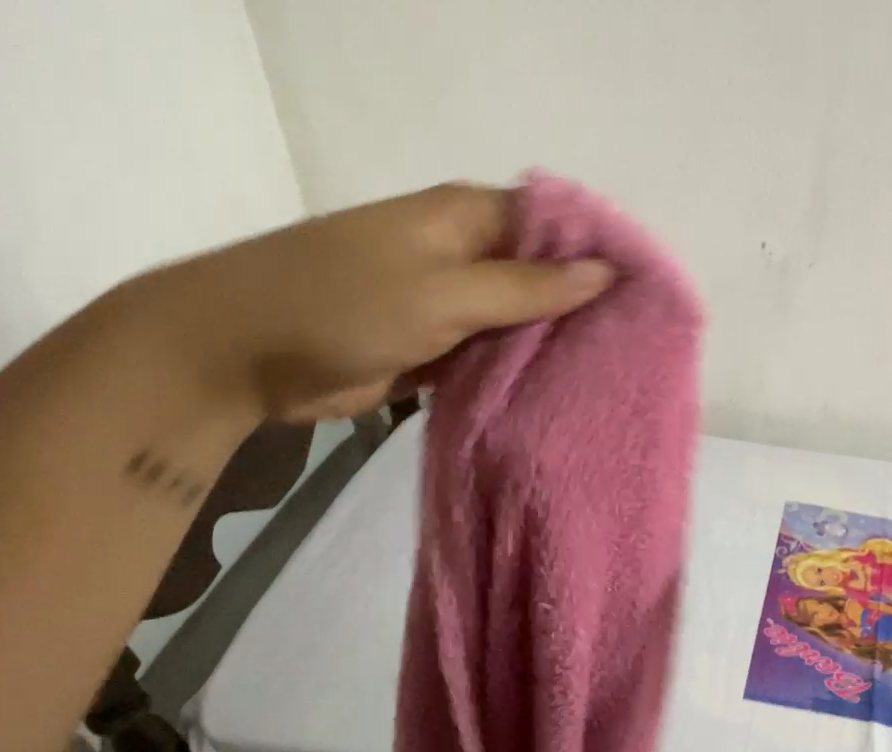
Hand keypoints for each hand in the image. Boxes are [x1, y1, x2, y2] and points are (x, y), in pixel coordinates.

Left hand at [116, 183, 613, 422]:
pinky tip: (561, 394)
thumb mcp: (444, 291)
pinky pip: (492, 356)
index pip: (555, 223)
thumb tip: (605, 272)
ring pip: (520, 320)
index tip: (650, 293)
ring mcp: (448, 302)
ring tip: (614, 373)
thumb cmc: (342, 303)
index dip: (602, 251)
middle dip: (585, 306)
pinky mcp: (435, 348)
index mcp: (467, 217)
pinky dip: (519, 372)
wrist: (241, 355)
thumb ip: (526, 287)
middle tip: (640, 344)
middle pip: (542, 274)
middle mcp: (464, 253)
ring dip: (554, 345)